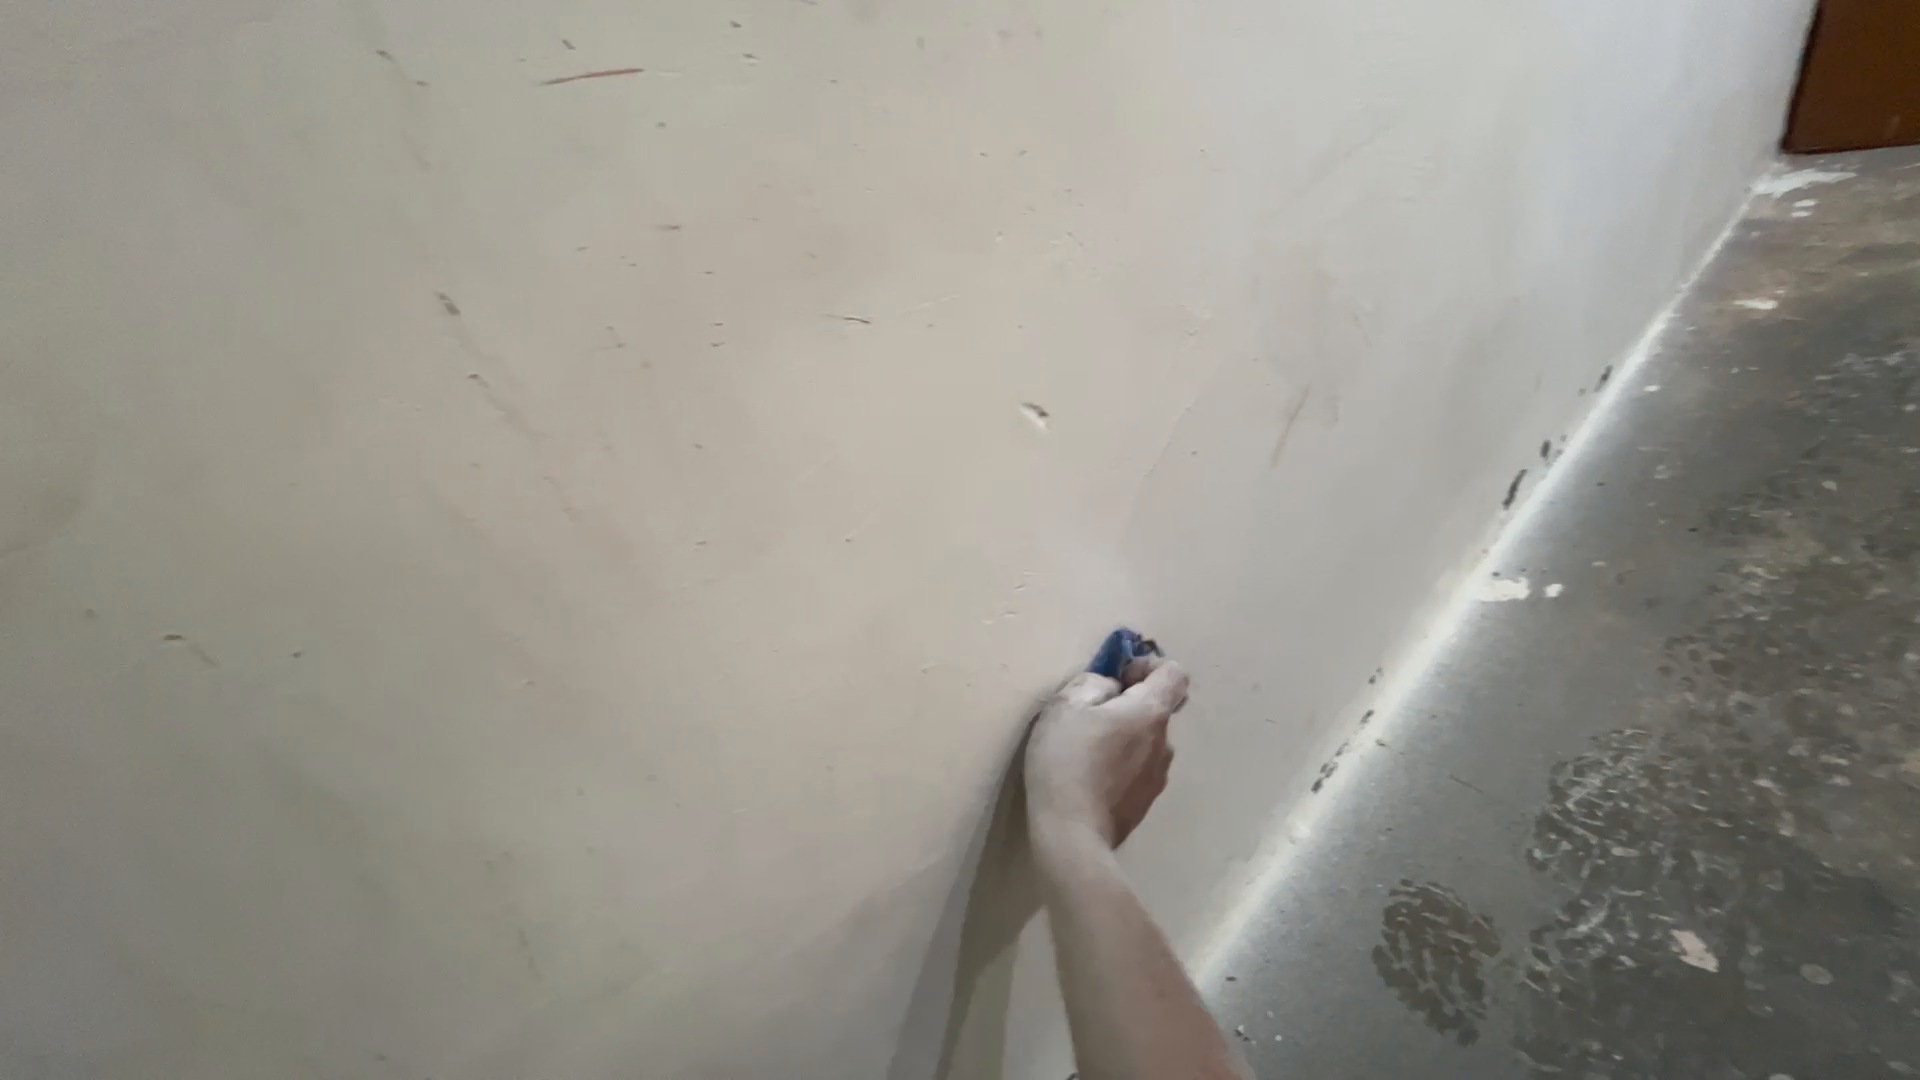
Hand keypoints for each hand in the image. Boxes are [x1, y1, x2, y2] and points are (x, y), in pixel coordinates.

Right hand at [1024, 656, 1190, 847]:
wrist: (1072, 834)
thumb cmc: (1066, 760)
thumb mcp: (1065, 706)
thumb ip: (1092, 684)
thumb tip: (1110, 689)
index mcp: (1150, 712)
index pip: (1175, 674)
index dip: (1149, 666)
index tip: (1119, 677)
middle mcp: (1165, 742)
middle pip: (1158, 709)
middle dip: (1130, 703)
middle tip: (1092, 714)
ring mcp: (1159, 776)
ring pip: (1147, 741)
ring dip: (1126, 736)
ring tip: (1088, 750)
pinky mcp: (1146, 802)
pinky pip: (1139, 769)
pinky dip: (1122, 764)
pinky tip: (1092, 778)